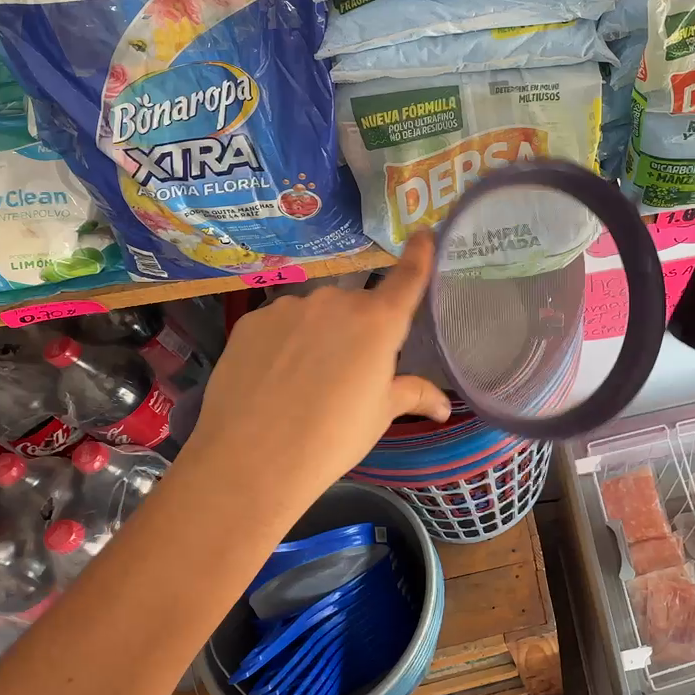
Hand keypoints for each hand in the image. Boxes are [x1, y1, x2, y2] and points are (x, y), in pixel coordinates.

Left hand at [180, 232, 450, 511]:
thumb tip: (444, 406)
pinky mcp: (251, 320)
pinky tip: (273, 378)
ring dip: (318, 335)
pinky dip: (283, 343)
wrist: (250, 461)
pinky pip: (280, 324)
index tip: (423, 233)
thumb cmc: (332, 438)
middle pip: (357, 305)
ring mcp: (289, 307)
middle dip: (358, 329)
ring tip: (304, 381)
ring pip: (315, 314)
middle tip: (349, 372)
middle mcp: (336, 301)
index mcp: (378, 321)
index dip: (419, 254)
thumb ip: (414, 394)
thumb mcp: (380, 415)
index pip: (408, 276)